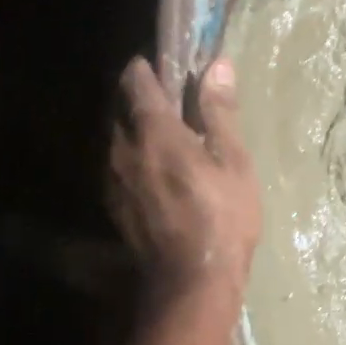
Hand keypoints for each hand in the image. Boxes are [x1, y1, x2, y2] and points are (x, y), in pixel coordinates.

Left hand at [110, 56, 260, 302]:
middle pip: (120, 108)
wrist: (192, 280)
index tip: (168, 65)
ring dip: (136, 131)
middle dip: (140, 98)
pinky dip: (135, 160)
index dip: (150, 67)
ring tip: (167, 141)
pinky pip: (119, 167)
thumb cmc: (223, 216)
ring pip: (117, 139)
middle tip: (173, 103)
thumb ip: (219, 112)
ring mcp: (113, 179)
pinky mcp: (114, 205)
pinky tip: (158, 175)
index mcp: (153, 131)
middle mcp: (122, 148)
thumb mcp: (233, 161)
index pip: (137, 80)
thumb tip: (217, 64)